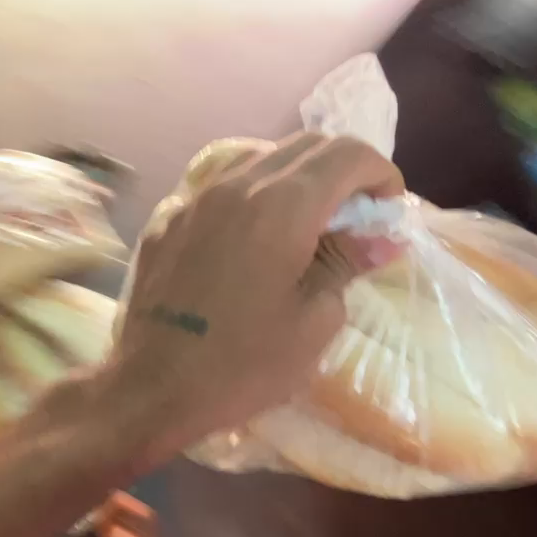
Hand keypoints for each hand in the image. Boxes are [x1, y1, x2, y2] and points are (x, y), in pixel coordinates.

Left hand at [99, 133, 404, 469]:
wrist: (150, 388)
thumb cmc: (242, 364)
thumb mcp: (314, 319)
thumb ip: (346, 262)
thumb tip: (380, 236)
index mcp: (279, 205)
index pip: (345, 153)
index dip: (379, 174)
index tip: (386, 212)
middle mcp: (230, 188)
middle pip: (300, 148)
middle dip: (339, 170)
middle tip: (353, 217)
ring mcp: (187, 205)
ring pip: (252, 163)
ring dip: (289, 180)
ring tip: (303, 226)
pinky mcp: (160, 228)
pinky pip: (212, 194)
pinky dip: (244, 201)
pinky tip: (248, 242)